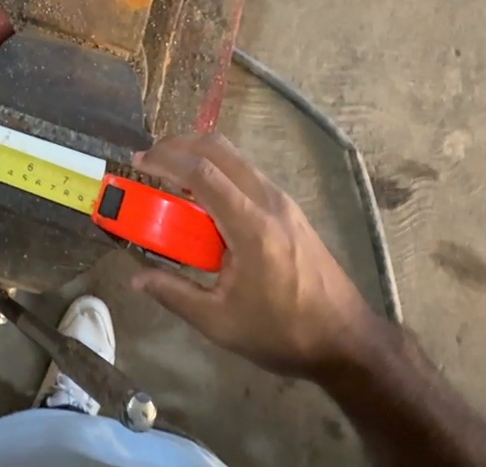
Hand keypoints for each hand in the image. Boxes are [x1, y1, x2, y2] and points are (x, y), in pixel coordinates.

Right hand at [131, 133, 391, 379]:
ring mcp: (282, 201)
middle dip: (179, 145)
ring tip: (170, 176)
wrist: (348, 340)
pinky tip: (203, 197)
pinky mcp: (289, 208)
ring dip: (199, 155)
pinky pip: (246, 173)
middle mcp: (269, 201)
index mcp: (252, 226)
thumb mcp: (221, 323)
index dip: (166, 161)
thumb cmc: (284, 332)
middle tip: (150, 161)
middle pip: (219, 149)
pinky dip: (217, 170)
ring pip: (235, 157)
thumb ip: (175, 294)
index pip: (202, 173)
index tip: (138, 162)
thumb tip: (137, 276)